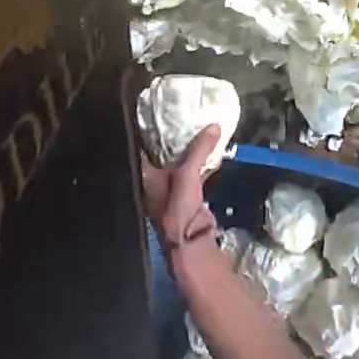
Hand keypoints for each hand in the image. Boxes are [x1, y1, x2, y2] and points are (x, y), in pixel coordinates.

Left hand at [141, 124, 221, 253]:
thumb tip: (214, 125)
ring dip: (187, 151)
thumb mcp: (188, 174)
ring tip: (199, 130)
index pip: (143, 147)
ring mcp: (169, 191)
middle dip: (172, 139)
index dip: (150, 130)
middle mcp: (153, 182)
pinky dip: (199, 164)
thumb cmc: (178, 207)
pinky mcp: (186, 199)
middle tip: (185, 118)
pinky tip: (210, 153)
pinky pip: (192, 174)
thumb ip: (199, 149)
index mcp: (145, 175)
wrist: (191, 244)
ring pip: (177, 164)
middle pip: (161, 154)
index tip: (162, 114)